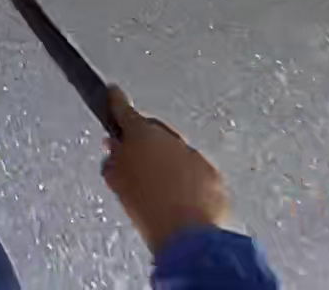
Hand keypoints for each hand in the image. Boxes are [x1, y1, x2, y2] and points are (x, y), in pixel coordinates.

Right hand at [101, 88, 231, 253]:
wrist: (188, 236)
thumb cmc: (146, 204)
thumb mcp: (114, 176)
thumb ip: (113, 155)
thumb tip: (115, 148)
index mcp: (139, 131)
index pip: (122, 107)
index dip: (114, 99)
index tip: (113, 92)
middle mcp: (168, 138)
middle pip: (151, 130)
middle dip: (143, 140)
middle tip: (134, 158)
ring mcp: (194, 156)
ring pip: (175, 150)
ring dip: (167, 160)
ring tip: (160, 185)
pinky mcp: (215, 178)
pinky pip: (196, 170)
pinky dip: (188, 178)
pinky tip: (181, 196)